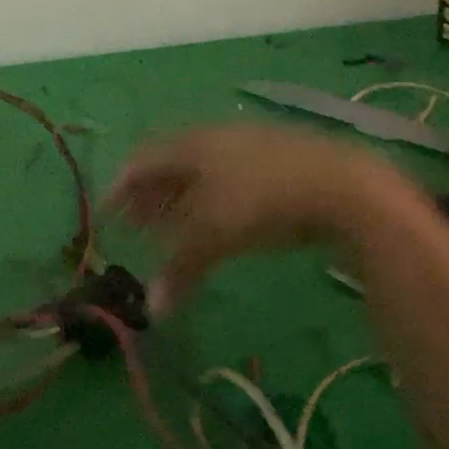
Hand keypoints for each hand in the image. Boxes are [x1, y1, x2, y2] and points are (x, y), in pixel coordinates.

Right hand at [108, 125, 393, 312]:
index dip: (119, 187)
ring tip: (170, 233)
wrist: (342, 184)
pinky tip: (217, 227)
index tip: (105, 215)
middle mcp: (212, 139)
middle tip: (134, 228)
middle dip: (148, 197)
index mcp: (190, 144)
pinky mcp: (275, 163)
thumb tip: (152, 310)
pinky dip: (209, 204)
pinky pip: (227, 181)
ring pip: (200, 174)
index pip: (140, 160)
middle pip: (168, 166)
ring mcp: (247, 147)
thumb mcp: (214, 235)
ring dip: (178, 203)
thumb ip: (179, 268)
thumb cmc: (263, 201)